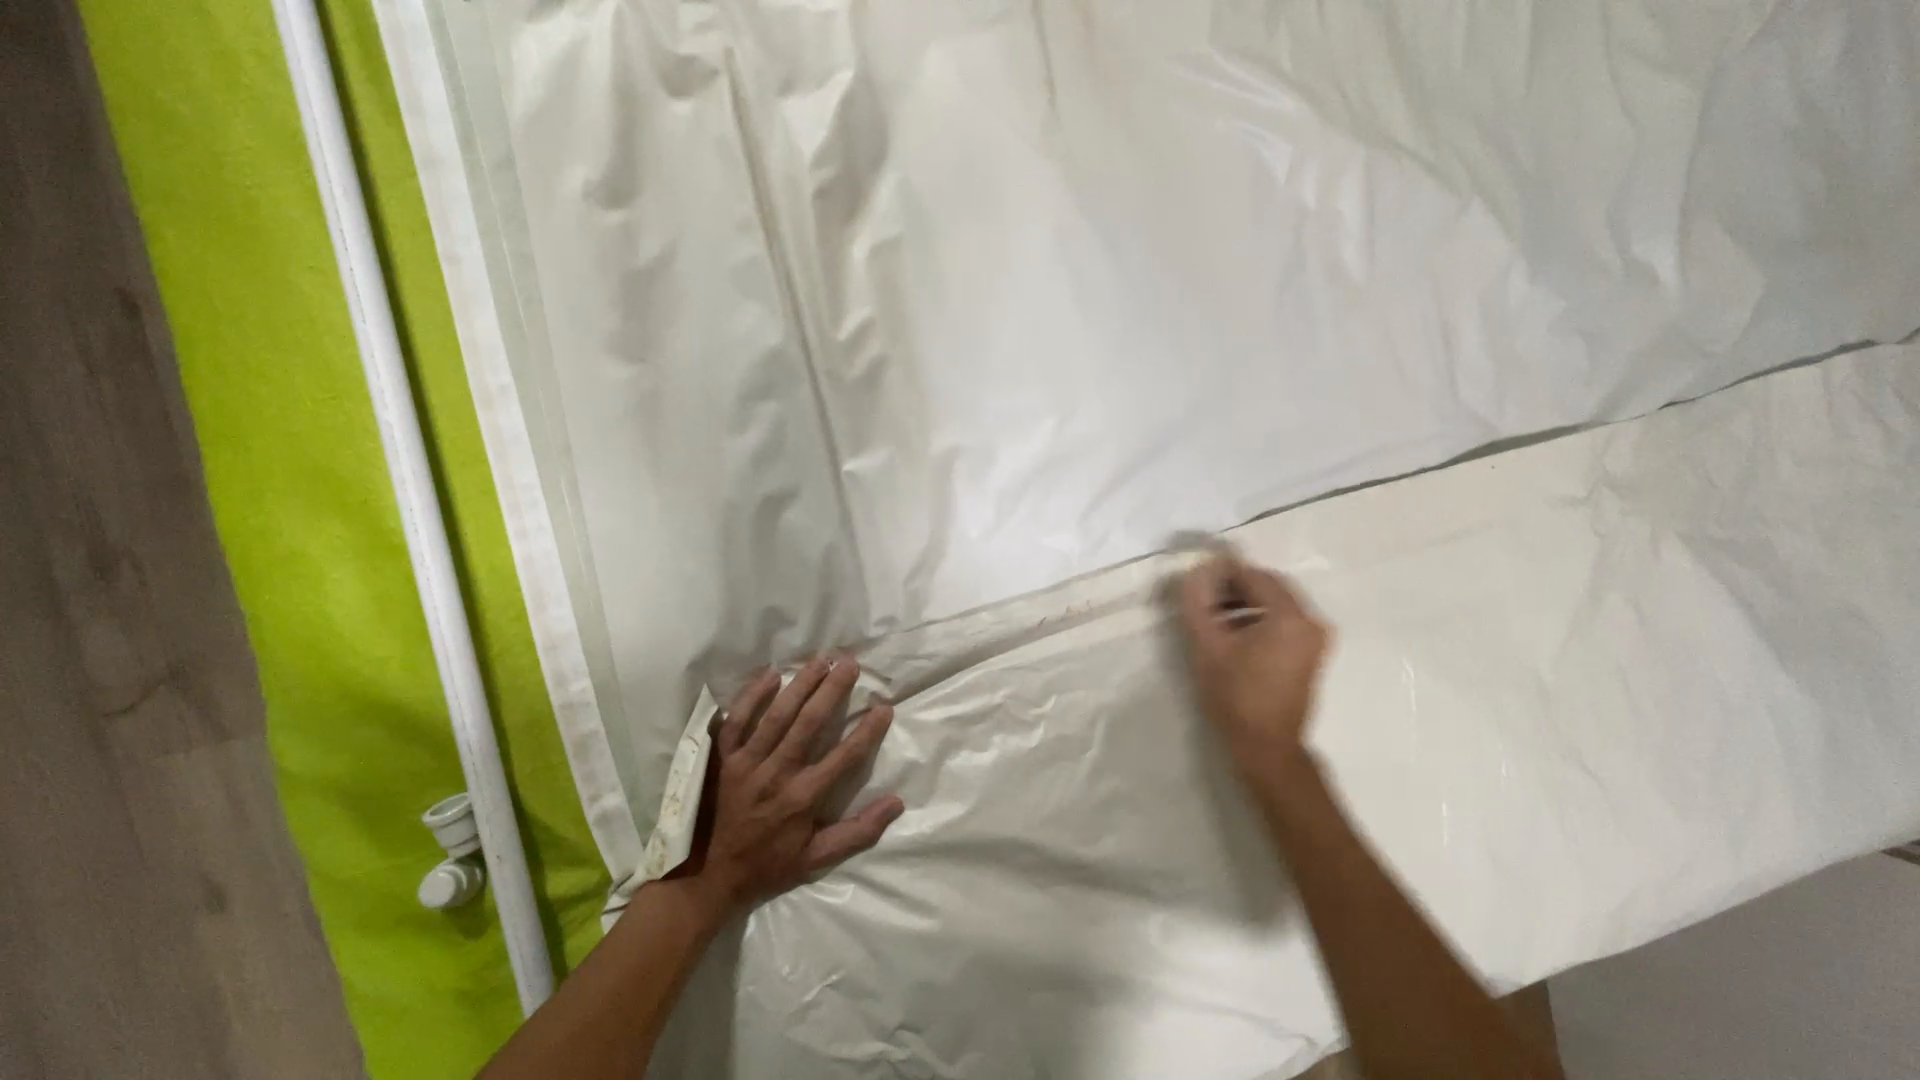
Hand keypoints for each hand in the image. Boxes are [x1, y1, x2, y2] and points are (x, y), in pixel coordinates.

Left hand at [694, 656, 904, 911]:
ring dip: (800, 685)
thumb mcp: (817, 859)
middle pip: (809, 724)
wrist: (708, 877)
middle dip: (832, 691)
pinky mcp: (722, 759)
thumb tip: (896, 803)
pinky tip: (770, 675)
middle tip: (850, 663)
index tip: (885, 707)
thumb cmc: (768, 867)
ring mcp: (746, 763)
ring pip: (776, 715)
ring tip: (821, 660)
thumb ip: (858, 832)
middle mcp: (776, 774)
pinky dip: (752, 697)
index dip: (867, 731)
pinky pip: (737, 721)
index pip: (844, 757)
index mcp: (802, 798)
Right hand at [1176, 551, 1331, 777]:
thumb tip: (1197, 571)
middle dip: (1236, 588)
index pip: (1255, 575)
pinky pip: (1285, 622)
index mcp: (1290, 616)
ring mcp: (1316, 638)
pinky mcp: (1312, 653)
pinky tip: (1235, 636)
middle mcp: (1312, 621)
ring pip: (1278, 604)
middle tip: (1204, 600)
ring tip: (1215, 620)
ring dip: (1247, 604)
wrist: (1265, 746)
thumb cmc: (1234, 696)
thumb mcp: (1207, 646)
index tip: (1198, 582)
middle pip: (1270, 587)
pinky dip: (1261, 620)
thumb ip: (1198, 602)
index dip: (1225, 573)